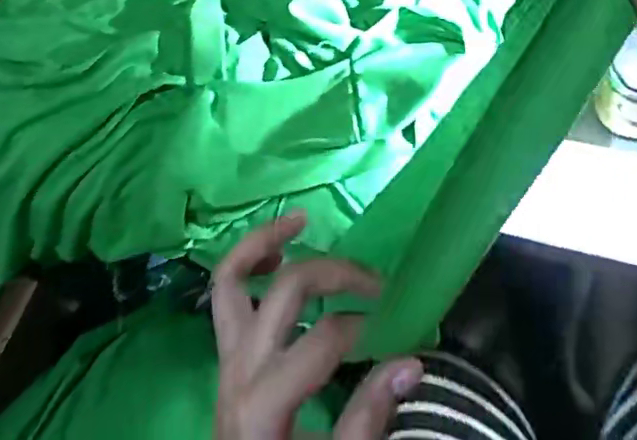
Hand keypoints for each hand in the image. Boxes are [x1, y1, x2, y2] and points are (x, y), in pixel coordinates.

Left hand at [213, 212, 422, 439]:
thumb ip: (367, 417)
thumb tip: (410, 361)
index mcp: (264, 400)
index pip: (323, 338)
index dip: (364, 327)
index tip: (397, 335)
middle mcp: (239, 366)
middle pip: (286, 289)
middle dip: (335, 273)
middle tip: (375, 281)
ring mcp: (226, 357)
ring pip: (230, 278)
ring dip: (264, 241)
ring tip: (300, 219)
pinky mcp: (226, 356)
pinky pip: (226, 294)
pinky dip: (247, 263)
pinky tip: (277, 252)